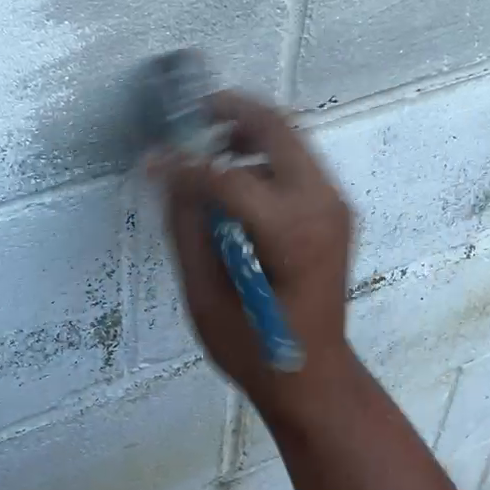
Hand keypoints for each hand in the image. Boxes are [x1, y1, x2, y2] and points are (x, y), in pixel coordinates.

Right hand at [151, 91, 359, 421]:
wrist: (316, 378)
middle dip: (231, 110)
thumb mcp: (205, 295)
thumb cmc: (257, 349)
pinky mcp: (335, 207)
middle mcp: (320, 205)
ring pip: (290, 134)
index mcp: (290, 232)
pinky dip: (264, 149)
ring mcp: (334, 203)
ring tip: (210, 145)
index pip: (227, 175)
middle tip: (193, 113)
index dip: (184, 162)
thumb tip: (164, 169)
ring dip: (249, 128)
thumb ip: (185, 224)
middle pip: (276, 127)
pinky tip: (236, 173)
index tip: (154, 156)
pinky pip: (297, 157)